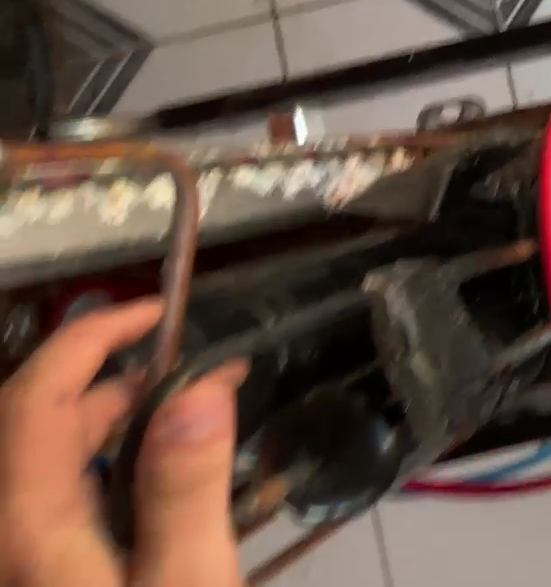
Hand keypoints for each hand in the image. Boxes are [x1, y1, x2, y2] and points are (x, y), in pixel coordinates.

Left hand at [0, 299, 246, 586]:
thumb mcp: (186, 580)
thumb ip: (184, 488)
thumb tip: (198, 390)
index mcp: (26, 531)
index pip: (31, 404)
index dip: (88, 340)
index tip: (161, 311)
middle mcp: (6, 535)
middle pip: (30, 427)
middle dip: (117, 379)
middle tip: (209, 372)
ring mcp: (21, 555)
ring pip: (40, 461)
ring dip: (115, 419)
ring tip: (196, 411)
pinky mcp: (40, 566)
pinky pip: (56, 495)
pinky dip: (108, 461)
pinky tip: (160, 473)